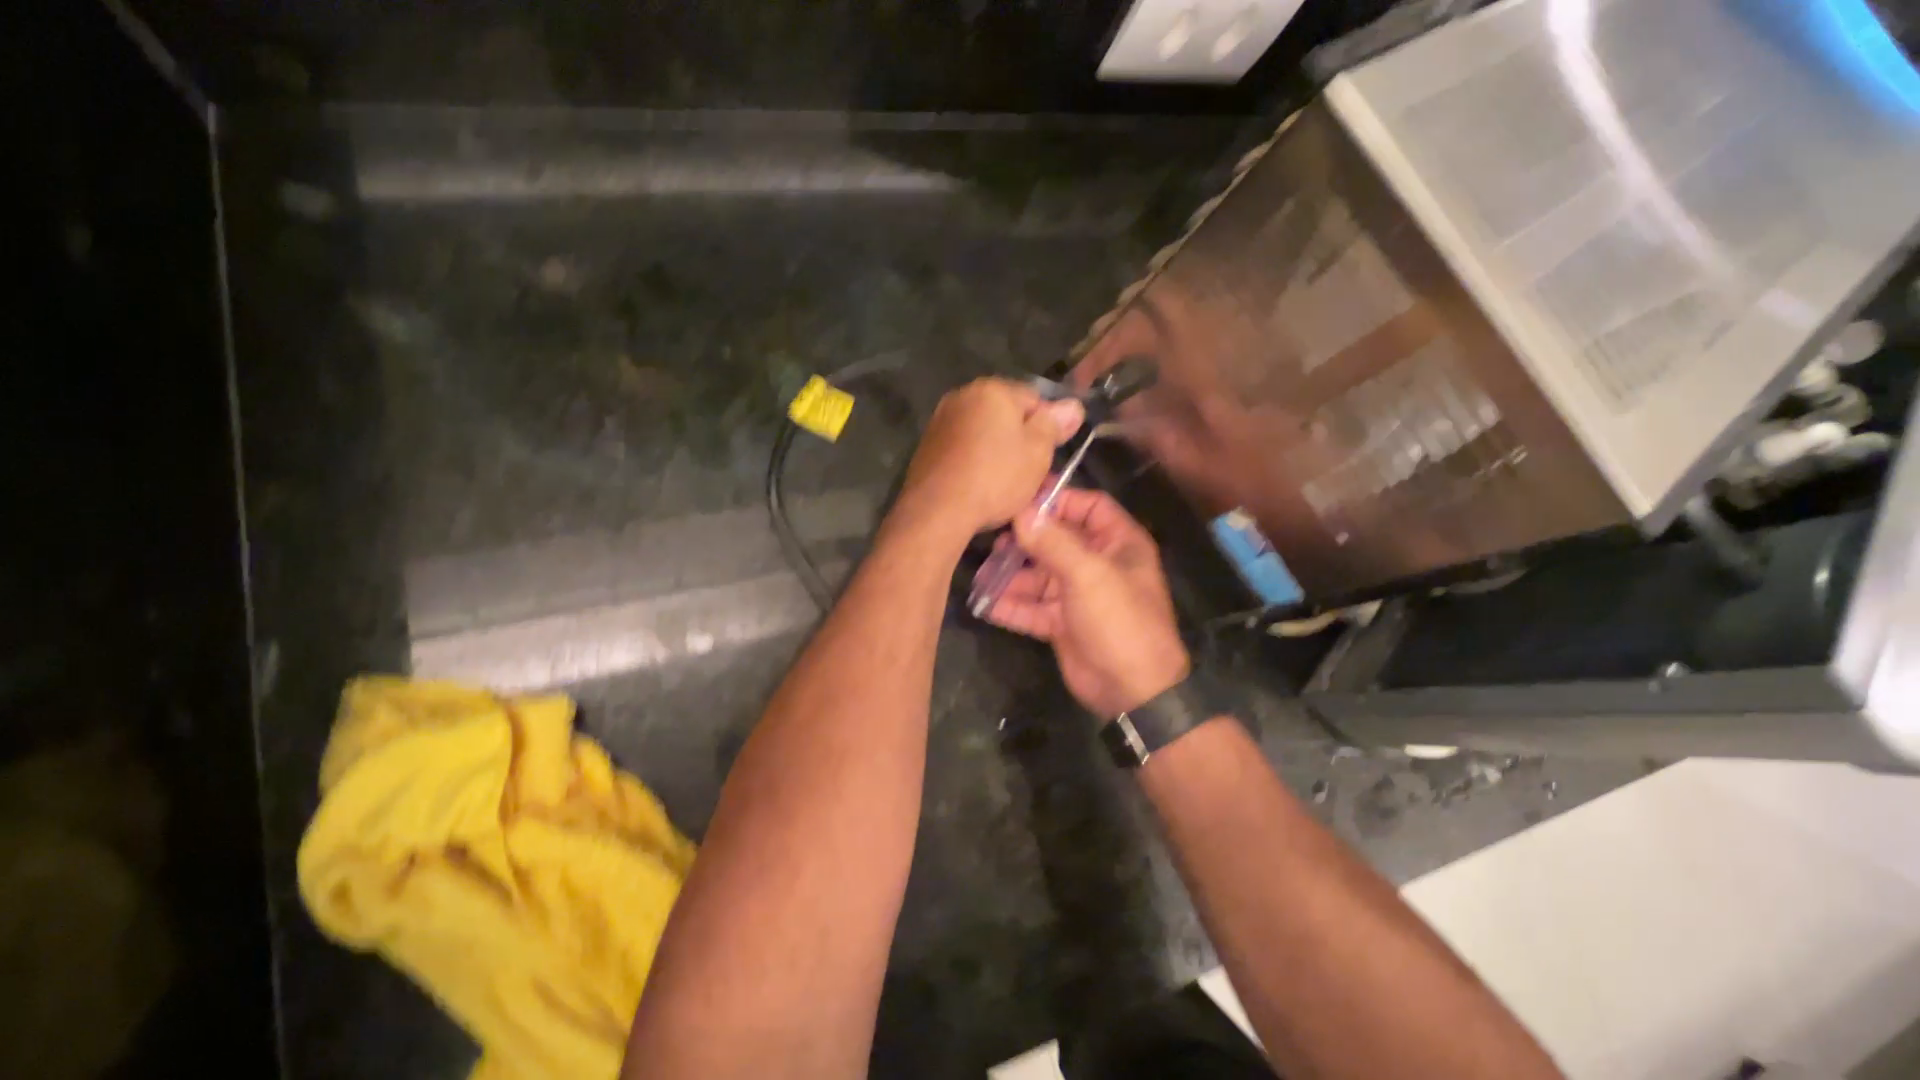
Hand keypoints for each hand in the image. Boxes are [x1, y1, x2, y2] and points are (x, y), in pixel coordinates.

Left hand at [894, 378, 1084, 541]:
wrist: (937, 510)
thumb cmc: (995, 477)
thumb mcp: (1037, 451)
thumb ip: (1053, 425)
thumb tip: (1072, 406)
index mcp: (993, 390)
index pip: (1034, 398)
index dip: (1048, 427)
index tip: (1049, 455)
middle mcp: (963, 395)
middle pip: (1005, 414)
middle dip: (1020, 438)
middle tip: (1030, 472)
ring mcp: (942, 419)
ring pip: (983, 432)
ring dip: (997, 450)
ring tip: (1005, 482)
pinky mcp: (928, 444)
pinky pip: (963, 447)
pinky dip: (975, 460)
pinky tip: (979, 484)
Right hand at [983, 488, 1190, 716]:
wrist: (1134, 689)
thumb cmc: (1119, 620)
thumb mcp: (1088, 574)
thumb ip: (1053, 542)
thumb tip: (1022, 513)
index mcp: (1118, 543)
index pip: (1088, 506)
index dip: (1057, 499)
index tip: (1019, 498)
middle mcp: (1098, 564)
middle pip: (1057, 540)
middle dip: (1025, 540)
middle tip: (992, 538)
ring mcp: (1079, 596)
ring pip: (1039, 576)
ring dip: (1011, 574)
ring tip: (981, 573)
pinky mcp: (1062, 624)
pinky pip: (1032, 608)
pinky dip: (1010, 605)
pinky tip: (983, 602)